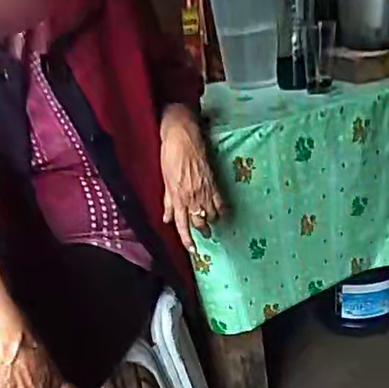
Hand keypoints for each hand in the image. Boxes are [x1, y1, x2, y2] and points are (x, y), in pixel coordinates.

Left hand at [160, 103, 222, 252]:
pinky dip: (223, 211)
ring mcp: (204, 193)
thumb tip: (166, 219)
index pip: (182, 226)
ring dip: (212, 221)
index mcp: (177, 199)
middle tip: (207, 235)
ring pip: (211, 216)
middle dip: (203, 231)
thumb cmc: (170, 156)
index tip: (193, 250)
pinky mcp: (214, 184)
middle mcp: (191, 199)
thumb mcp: (165, 181)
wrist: (182, 137)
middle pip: (199, 223)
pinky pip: (221, 204)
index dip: (187, 240)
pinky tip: (223, 214)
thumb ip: (168, 202)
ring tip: (213, 223)